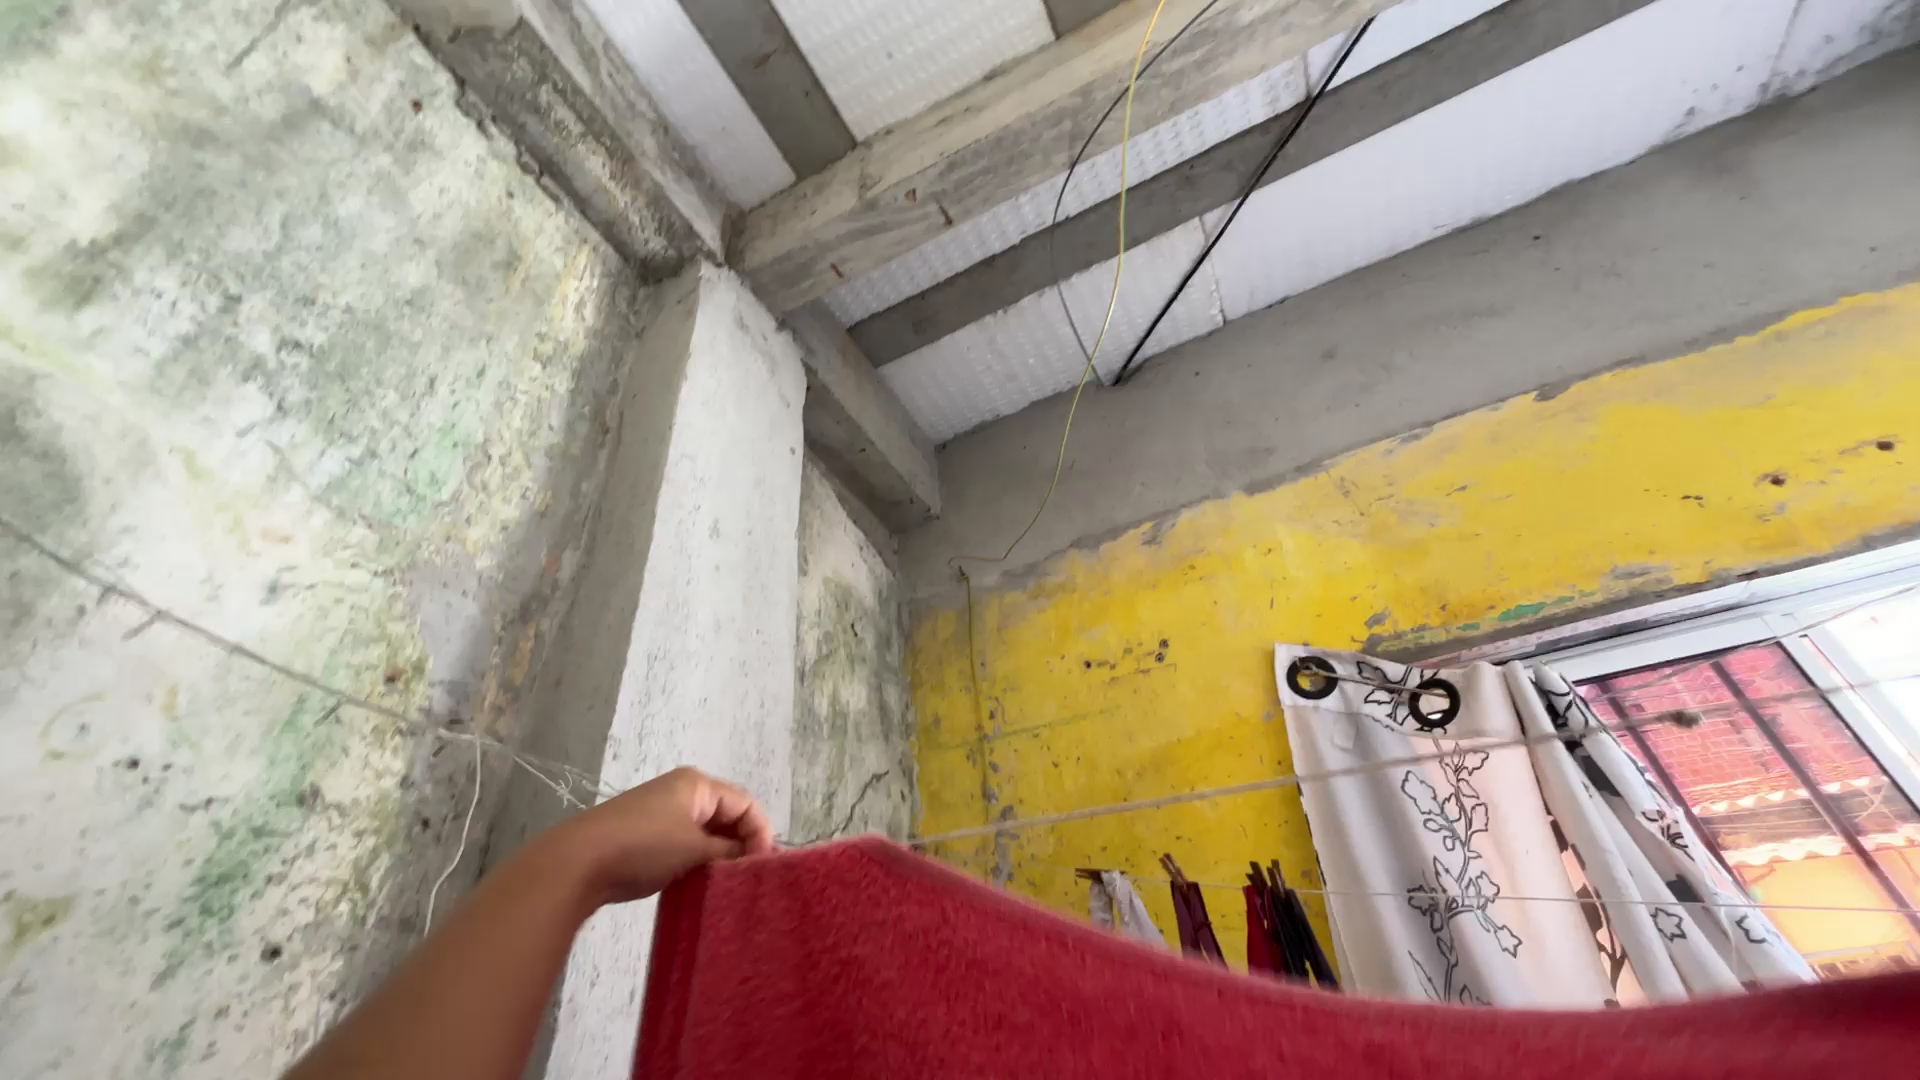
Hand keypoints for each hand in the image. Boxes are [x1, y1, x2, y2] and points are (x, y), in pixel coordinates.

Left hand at [551, 766, 775, 906]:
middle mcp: (683, 791)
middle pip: (727, 814)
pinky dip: (697, 859)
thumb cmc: (643, 846)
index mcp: (698, 784)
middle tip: (748, 876)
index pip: (745, 803)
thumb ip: (729, 851)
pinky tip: (699, 882)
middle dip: (741, 842)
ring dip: (719, 854)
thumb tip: (750, 857)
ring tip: (726, 882)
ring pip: (706, 831)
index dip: (760, 832)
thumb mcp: (694, 849)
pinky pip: (685, 843)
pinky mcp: (646, 834)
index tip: (762, 866)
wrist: (577, 862)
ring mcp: (662, 812)